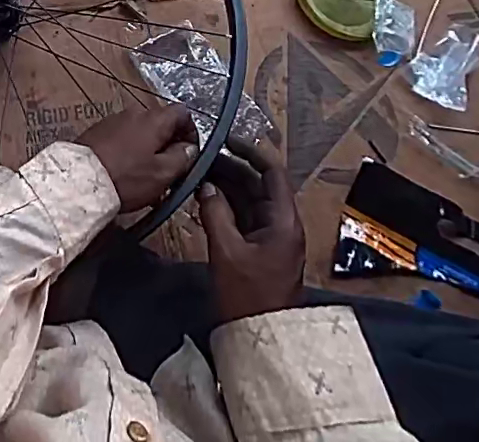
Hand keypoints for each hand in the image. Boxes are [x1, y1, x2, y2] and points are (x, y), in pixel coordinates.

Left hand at [75, 104, 199, 211]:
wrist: (80, 179)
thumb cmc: (126, 176)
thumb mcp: (163, 173)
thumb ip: (182, 158)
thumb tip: (190, 147)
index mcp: (153, 118)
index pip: (182, 113)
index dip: (191, 132)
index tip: (190, 155)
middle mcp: (133, 112)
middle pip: (161, 124)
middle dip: (170, 146)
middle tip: (172, 173)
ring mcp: (114, 120)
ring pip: (142, 133)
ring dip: (150, 151)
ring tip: (149, 179)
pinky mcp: (99, 131)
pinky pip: (124, 138)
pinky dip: (132, 152)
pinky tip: (129, 174)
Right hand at [197, 135, 304, 320]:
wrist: (262, 337)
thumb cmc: (249, 294)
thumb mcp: (228, 250)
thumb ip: (215, 211)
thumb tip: (205, 184)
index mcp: (283, 220)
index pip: (272, 173)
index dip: (250, 152)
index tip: (224, 140)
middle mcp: (280, 223)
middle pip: (256, 183)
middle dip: (228, 167)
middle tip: (198, 157)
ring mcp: (268, 235)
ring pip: (246, 198)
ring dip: (223, 184)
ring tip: (195, 172)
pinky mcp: (256, 245)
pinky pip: (240, 214)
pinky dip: (222, 202)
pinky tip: (200, 195)